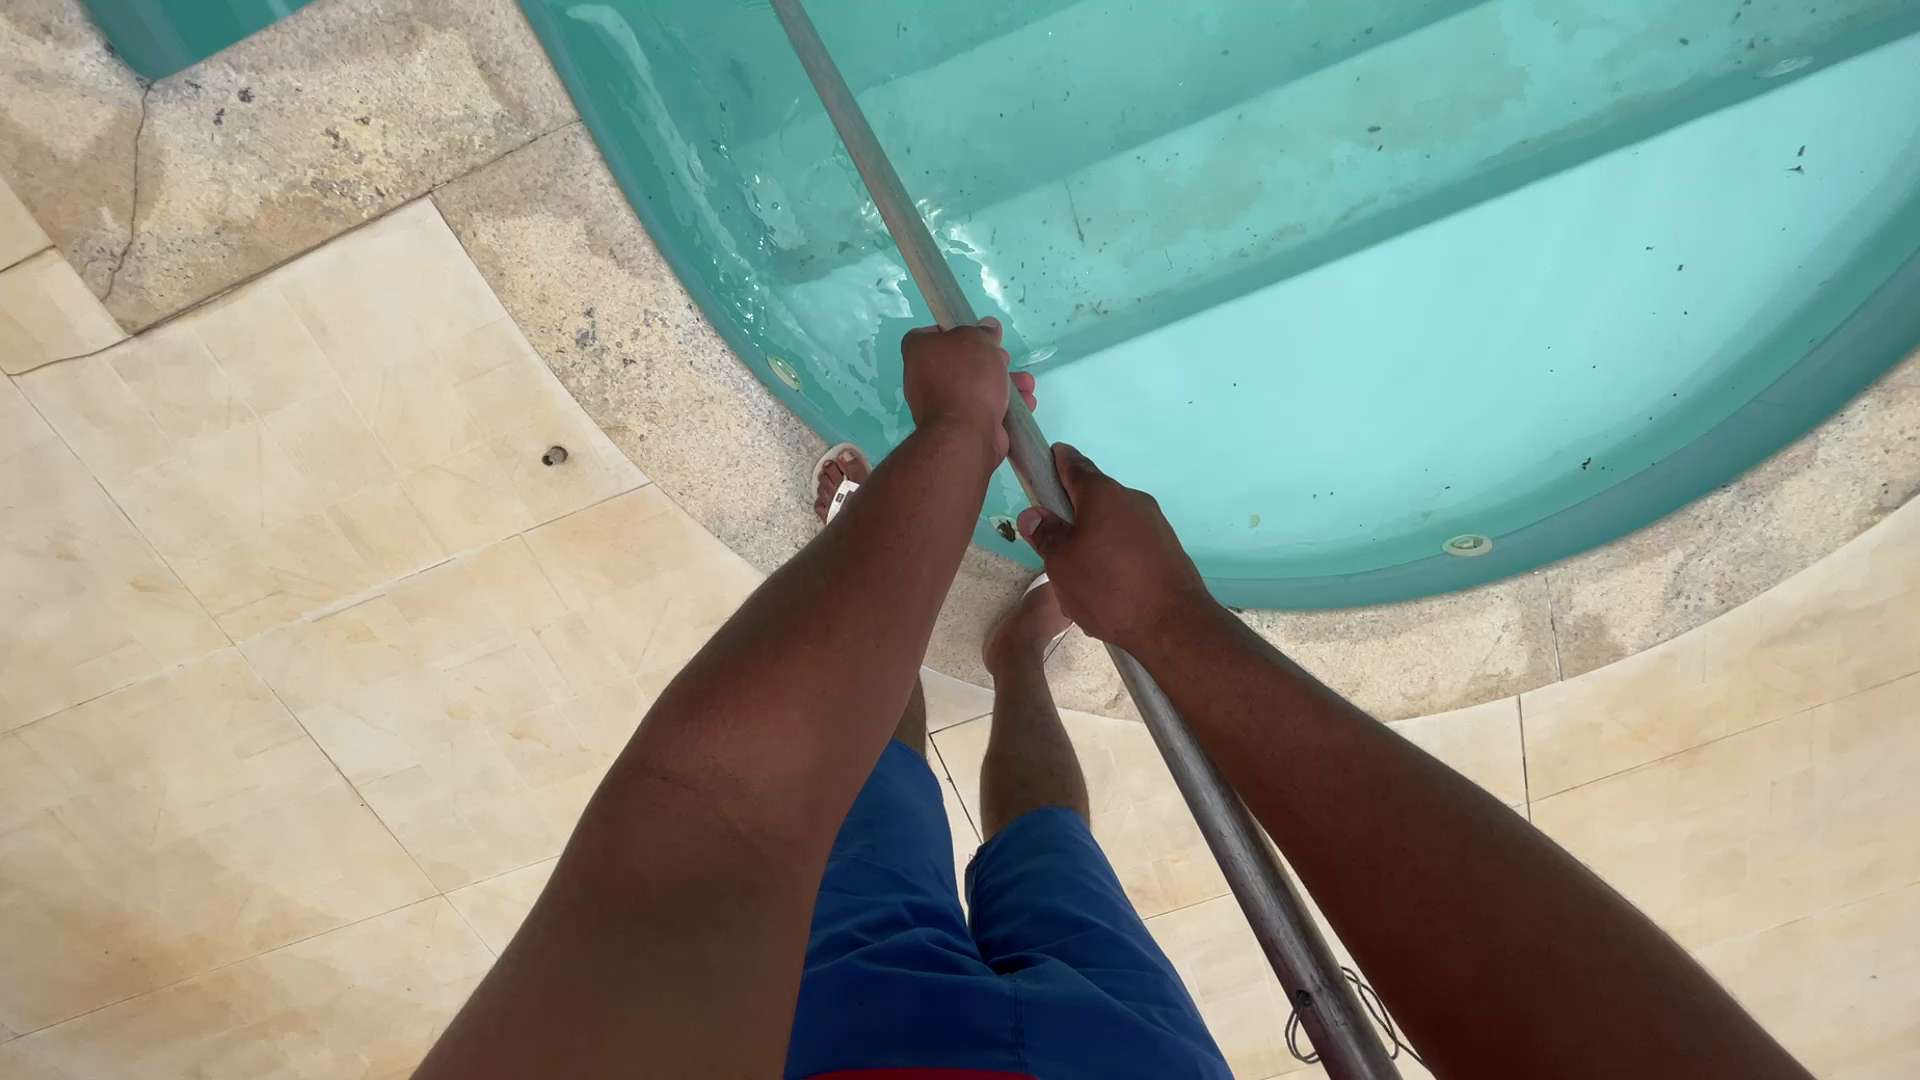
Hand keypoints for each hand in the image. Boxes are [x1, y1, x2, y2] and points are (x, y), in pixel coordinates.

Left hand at [901, 317, 1037, 460]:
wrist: (965, 434)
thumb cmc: (966, 378)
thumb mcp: (977, 340)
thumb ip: (983, 332)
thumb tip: (988, 327)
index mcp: (918, 353)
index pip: (929, 334)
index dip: (953, 330)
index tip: (975, 334)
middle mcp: (925, 379)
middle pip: (961, 362)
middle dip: (990, 360)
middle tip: (1004, 358)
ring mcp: (943, 406)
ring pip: (977, 387)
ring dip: (1006, 383)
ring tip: (1026, 384)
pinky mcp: (961, 427)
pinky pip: (985, 409)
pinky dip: (1006, 406)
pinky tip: (1026, 404)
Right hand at [1017, 444, 1212, 652]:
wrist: (1173, 626)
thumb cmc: (1108, 587)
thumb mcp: (1061, 562)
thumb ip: (1045, 535)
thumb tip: (1033, 515)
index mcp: (1103, 494)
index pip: (1074, 464)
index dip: (1056, 462)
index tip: (1044, 464)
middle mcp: (1132, 500)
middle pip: (1094, 498)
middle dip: (1072, 514)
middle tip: (1053, 544)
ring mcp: (1155, 524)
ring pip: (1112, 524)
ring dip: (1093, 540)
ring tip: (1080, 577)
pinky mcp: (1167, 549)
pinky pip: (1130, 545)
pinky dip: (1113, 557)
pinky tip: (1107, 588)